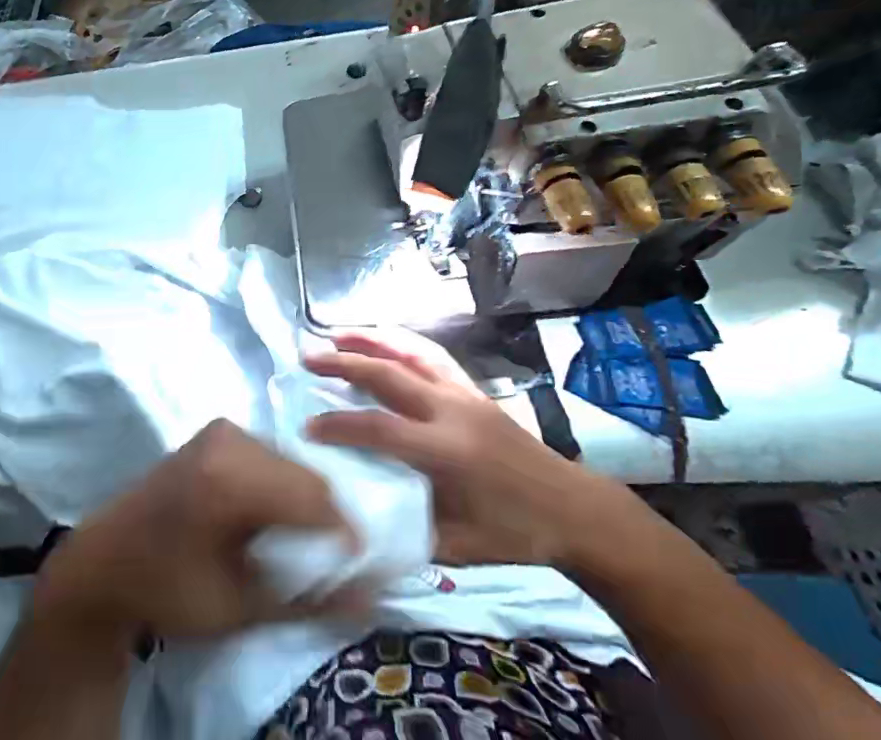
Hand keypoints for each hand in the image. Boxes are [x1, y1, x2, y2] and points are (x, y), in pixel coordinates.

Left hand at [34, 419, 360, 642]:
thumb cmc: (166, 588)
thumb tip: (373, 595)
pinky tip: (266, 518)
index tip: (357, 569)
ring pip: (291, 464)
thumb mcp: (238, 607)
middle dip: (324, 520)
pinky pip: (270, 455)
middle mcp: (229, 440)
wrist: (103, 561)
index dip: (344, 536)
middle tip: (324, 561)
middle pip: (306, 477)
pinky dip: (280, 485)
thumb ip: (308, 599)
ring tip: (293, 543)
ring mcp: (221, 430)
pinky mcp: (215, 432)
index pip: (316, 501)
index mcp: (230, 479)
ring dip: (302, 502)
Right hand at [304, 329, 659, 572]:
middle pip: (389, 374)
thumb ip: (407, 532)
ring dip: (372, 339)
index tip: (307, 427)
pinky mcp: (474, 390)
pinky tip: (384, 340)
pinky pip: (432, 355)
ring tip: (338, 333)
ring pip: (412, 352)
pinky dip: (402, 342)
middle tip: (307, 356)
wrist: (573, 508)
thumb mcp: (458, 548)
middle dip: (343, 363)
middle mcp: (452, 412)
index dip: (338, 425)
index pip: (379, 428)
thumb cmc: (516, 533)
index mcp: (446, 452)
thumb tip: (359, 520)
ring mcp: (465, 394)